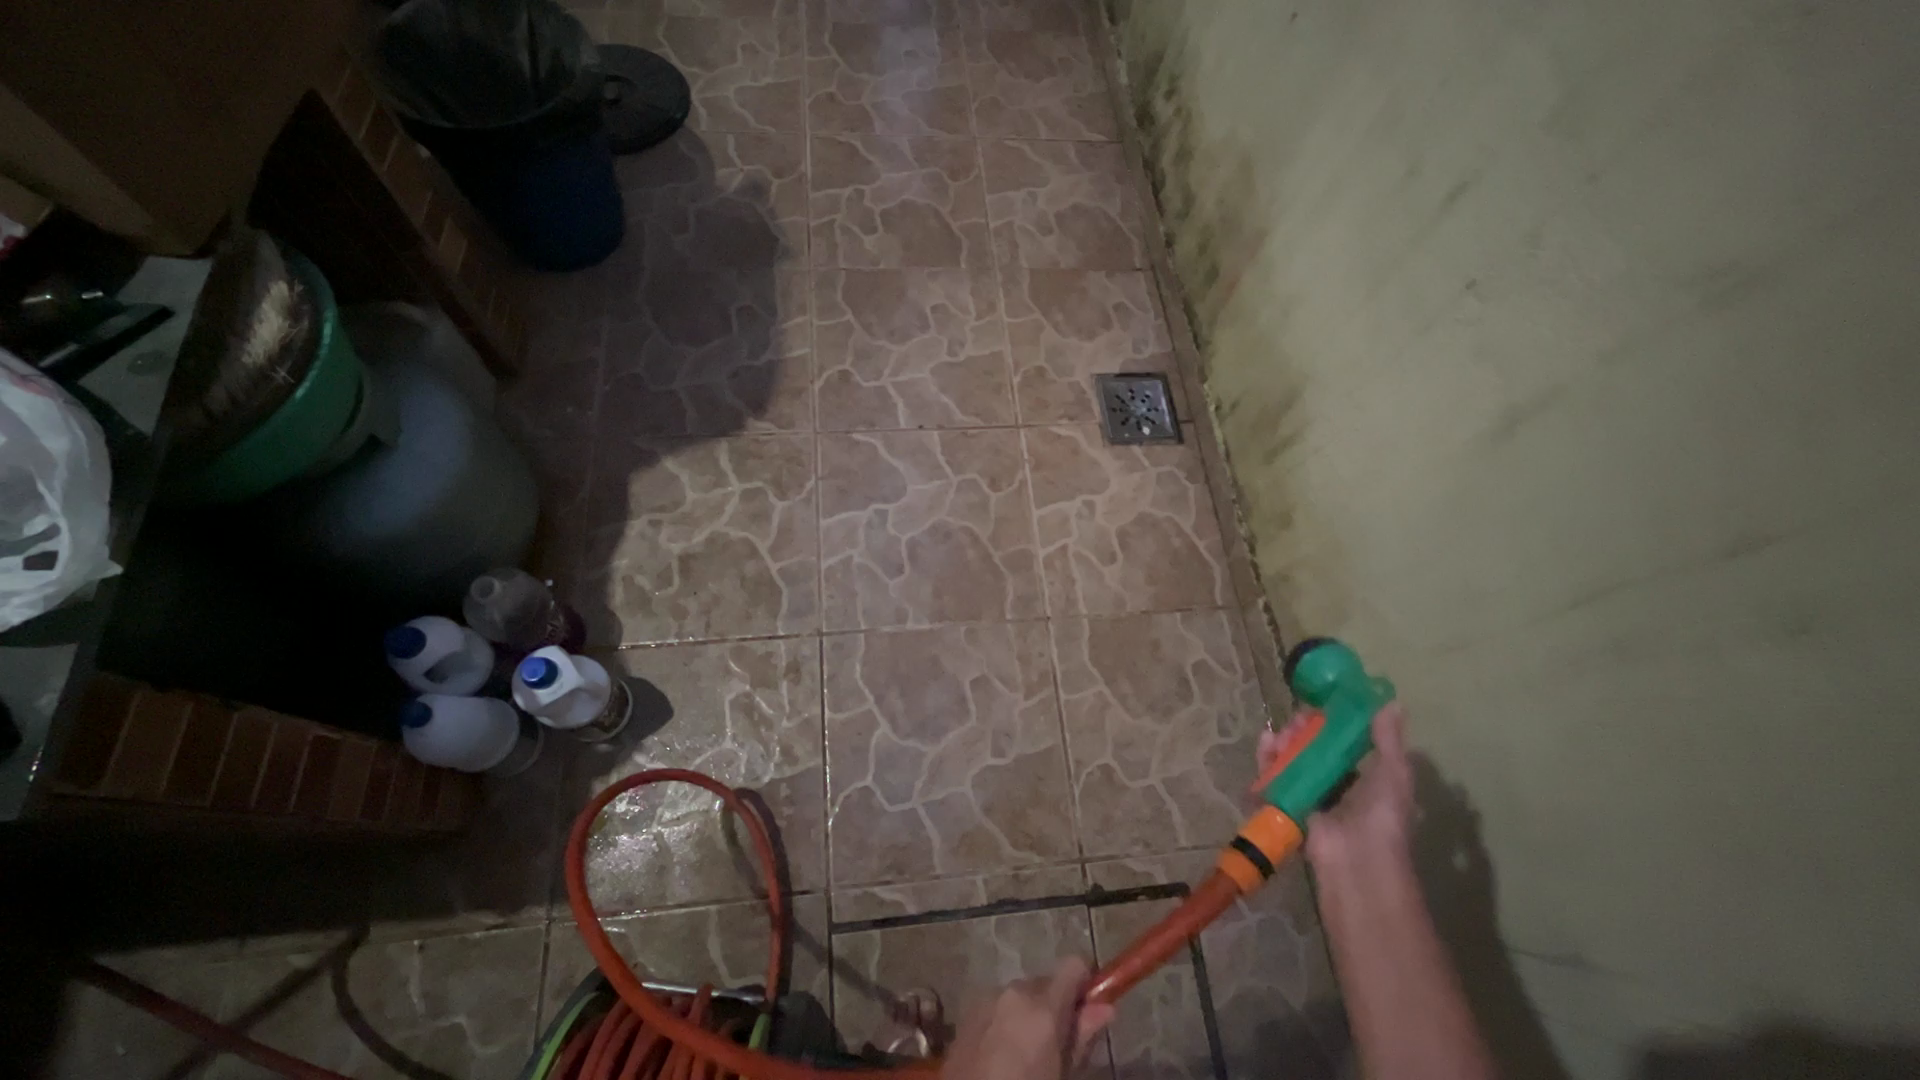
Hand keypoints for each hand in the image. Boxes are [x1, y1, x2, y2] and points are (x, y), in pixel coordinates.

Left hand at [940, 957, 1114, 1079]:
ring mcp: (987, 997)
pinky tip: (1002, 1052)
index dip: (1085, 982)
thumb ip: (1082, 1037)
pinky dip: (1007, 1019)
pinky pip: (999, 1005)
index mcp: (1042, 1006)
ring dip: (1029, 1012)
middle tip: (1057, 1043)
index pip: (1074, 965)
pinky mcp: (968, 1011)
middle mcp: (1014, 991)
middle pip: (1046, 983)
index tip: (1089, 1007)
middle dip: (1055, 1005)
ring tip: (1027, 1051)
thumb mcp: (1061, 1073)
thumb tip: (1106, 1008)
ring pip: (1021, 994)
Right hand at [1258, 704, 1413, 866]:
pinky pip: (1273, 778)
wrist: (1356, 861)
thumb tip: (1392, 702)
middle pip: (1312, 748)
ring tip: (1282, 731)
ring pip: (1291, 760)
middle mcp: (1336, 785)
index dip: (1331, 722)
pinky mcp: (1286, 805)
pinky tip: (1266, 742)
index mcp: (1365, 777)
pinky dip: (1267, 759)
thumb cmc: (1381, 815)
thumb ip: (1388, 739)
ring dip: (1284, 741)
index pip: (1343, 742)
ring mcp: (1310, 796)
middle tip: (1298, 717)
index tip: (1321, 703)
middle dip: (1303, 730)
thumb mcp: (1394, 773)